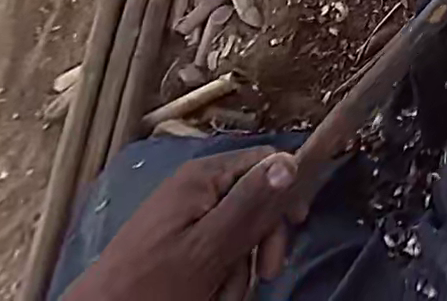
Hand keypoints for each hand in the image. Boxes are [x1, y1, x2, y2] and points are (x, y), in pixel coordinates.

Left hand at [61, 147, 302, 300]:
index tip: (298, 226)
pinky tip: (210, 295)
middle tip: (268, 273)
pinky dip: (218, 275)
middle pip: (253, 198)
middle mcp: (194, 188)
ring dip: (239, 266)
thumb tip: (292, 160)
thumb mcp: (207, 247)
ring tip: (223, 297)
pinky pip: (212, 250)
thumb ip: (250, 201)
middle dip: (262, 239)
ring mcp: (181, 218)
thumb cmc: (148, 293)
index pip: (266, 160)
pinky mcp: (171, 246)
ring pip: (236, 230)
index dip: (287, 190)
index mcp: (202, 176)